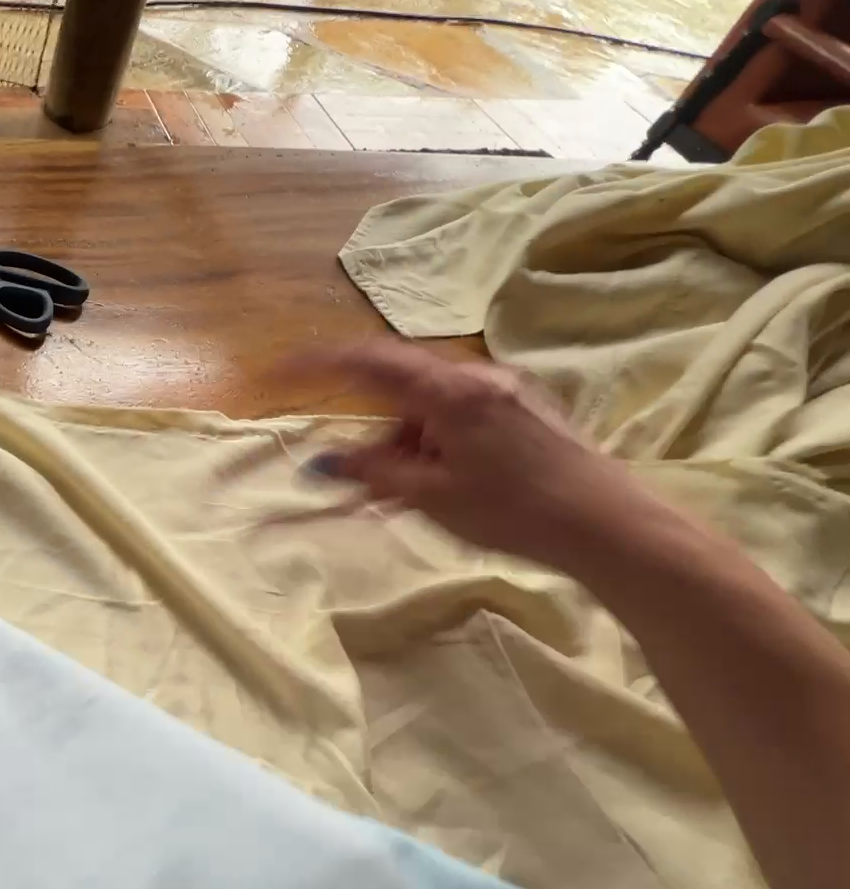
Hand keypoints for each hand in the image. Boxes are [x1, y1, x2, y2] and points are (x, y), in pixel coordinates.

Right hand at [280, 342, 677, 569]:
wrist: (612, 527)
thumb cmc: (512, 510)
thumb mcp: (428, 494)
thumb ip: (371, 470)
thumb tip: (321, 462)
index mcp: (450, 392)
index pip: (367, 361)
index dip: (315, 363)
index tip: (278, 371)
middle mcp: (477, 377)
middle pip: (398, 382)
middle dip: (371, 423)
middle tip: (363, 466)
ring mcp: (505, 390)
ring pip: (427, 402)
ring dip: (404, 439)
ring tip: (410, 489)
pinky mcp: (523, 408)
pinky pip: (456, 412)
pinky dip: (432, 439)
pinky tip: (442, 477)